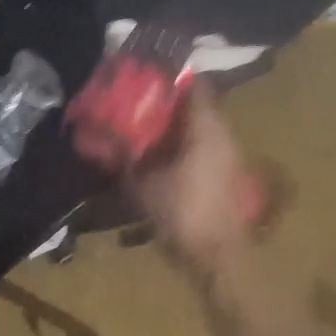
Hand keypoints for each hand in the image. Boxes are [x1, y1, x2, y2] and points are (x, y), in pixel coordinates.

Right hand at [129, 88, 268, 271]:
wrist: (216, 257)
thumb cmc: (181, 213)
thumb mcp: (141, 183)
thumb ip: (126, 156)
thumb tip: (105, 135)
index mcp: (207, 127)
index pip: (194, 86)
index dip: (169, 78)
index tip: (144, 77)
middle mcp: (225, 135)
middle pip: (198, 107)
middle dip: (168, 105)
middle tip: (137, 105)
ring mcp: (230, 157)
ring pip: (201, 130)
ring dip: (176, 129)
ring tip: (144, 133)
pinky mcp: (228, 178)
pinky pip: (203, 151)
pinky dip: (183, 149)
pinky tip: (160, 160)